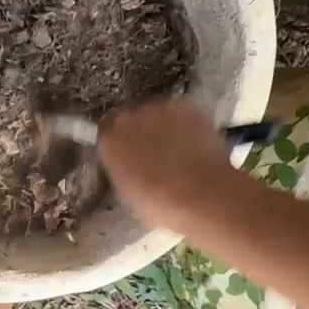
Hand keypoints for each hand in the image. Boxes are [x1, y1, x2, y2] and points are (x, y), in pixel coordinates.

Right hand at [95, 99, 239, 225]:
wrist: (201, 194)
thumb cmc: (157, 202)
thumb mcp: (124, 187)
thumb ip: (121, 164)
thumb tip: (128, 159)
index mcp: (108, 139)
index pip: (107, 129)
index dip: (119, 139)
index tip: (128, 151)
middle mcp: (128, 117)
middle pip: (131, 116)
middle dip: (140, 129)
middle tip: (153, 149)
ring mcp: (159, 108)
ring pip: (158, 112)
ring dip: (163, 124)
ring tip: (177, 145)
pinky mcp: (188, 107)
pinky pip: (181, 113)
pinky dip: (185, 124)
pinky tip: (194, 141)